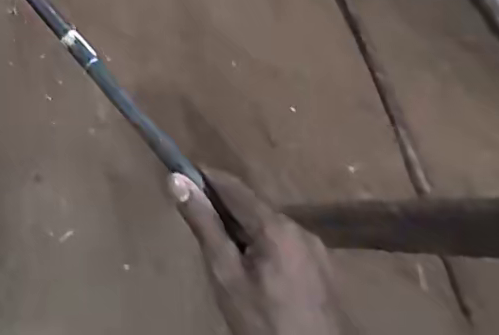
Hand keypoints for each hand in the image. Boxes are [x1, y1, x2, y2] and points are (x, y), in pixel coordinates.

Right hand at [172, 169, 347, 334]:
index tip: (176, 181)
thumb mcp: (225, 272)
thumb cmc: (266, 322)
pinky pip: (281, 243)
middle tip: (195, 227)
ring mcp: (317, 252)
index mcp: (277, 227)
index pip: (230, 185)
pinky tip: (249, 269)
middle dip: (220, 209)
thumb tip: (176, 179)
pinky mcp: (323, 272)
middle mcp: (301, 230)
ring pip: (264, 224)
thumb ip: (202, 222)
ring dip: (239, 229)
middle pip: (249, 205)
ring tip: (219, 252)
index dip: (200, 178)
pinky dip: (258, 245)